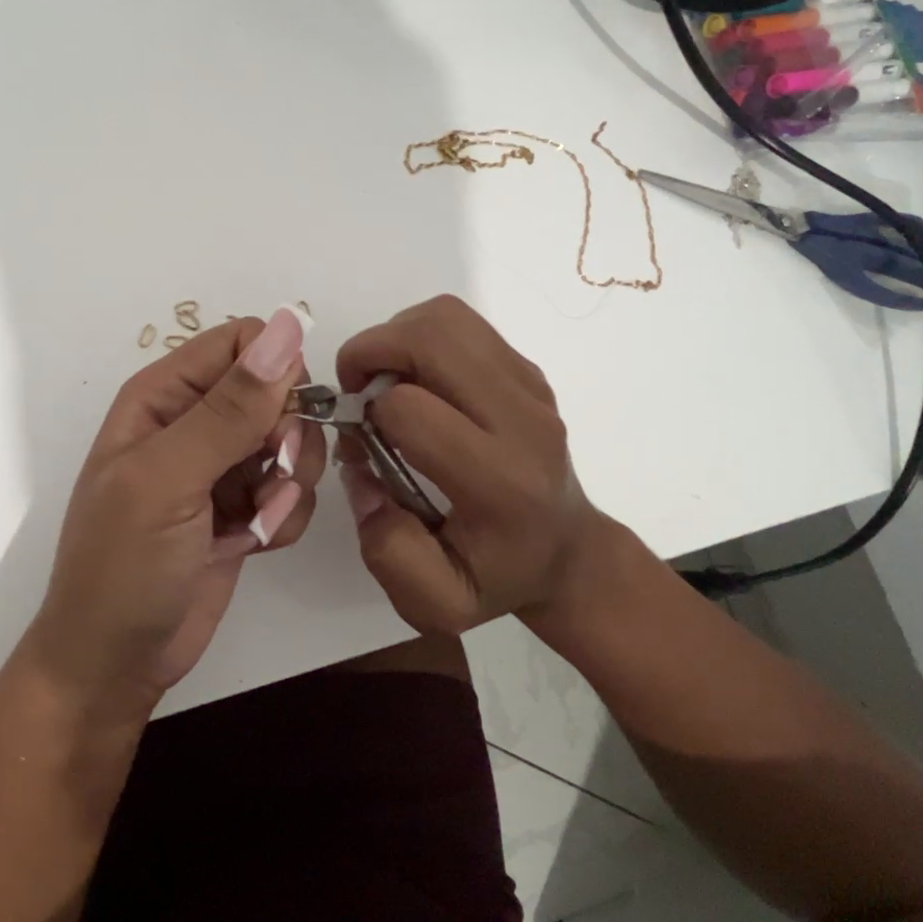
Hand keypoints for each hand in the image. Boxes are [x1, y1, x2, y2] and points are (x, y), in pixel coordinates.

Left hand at [23, 308, 326, 713]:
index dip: (273, 372)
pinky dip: (283, 519)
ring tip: (253, 520)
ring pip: (292, 442)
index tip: (279, 419)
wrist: (116, 660)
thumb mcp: (168, 480)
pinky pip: (291, 492)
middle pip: (277, 392)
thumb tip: (286, 326)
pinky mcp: (243, 512)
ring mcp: (220, 470)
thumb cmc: (124, 564)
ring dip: (289, 484)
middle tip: (268, 476)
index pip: (241, 342)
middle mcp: (192, 424)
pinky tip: (252, 544)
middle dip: (287, 435)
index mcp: (162, 397)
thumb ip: (228, 409)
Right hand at [335, 295, 601, 634]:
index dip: (367, 417)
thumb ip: (388, 551)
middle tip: (356, 390)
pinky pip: (461, 325)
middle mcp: (522, 421)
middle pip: (431, 339)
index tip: (362, 445)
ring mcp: (530, 387)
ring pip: (446, 318)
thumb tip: (362, 477)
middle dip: (372, 352)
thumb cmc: (496, 577)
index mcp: (499, 481)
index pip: (413, 410)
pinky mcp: (528, 371)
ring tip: (384, 382)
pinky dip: (420, 339)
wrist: (566, 553)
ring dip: (395, 337)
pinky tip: (416, 382)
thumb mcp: (436, 602)